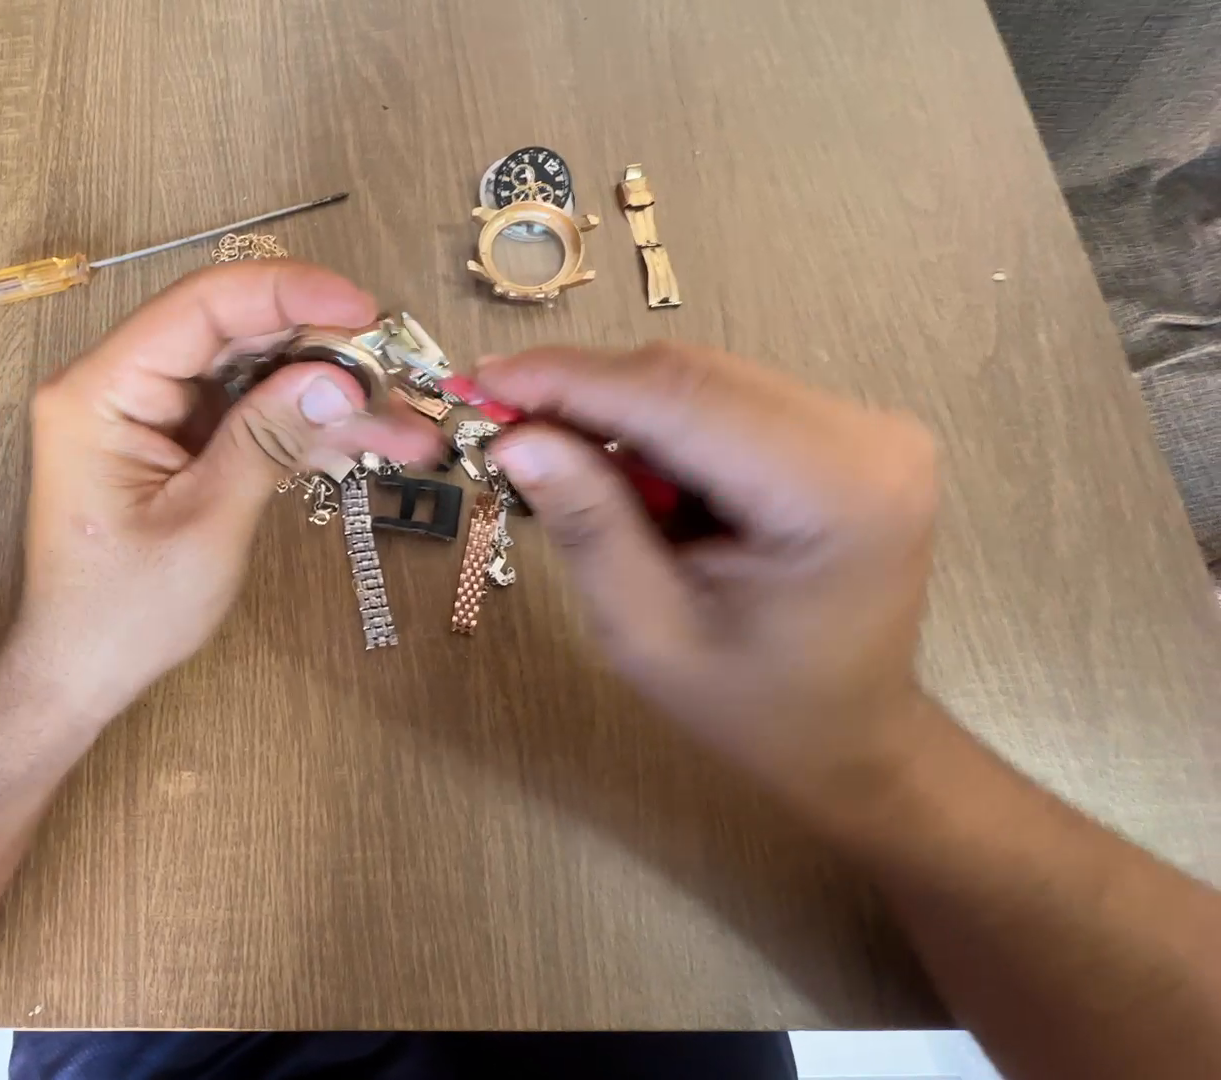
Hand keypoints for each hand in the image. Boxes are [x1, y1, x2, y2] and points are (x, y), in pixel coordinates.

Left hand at [12, 262, 440, 718]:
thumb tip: (337, 378)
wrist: (81, 671)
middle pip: (232, 337)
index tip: (363, 309)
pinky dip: (300, 431)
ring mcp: (149, 416)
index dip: (287, 294)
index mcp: (99, 393)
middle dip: (320, 352)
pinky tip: (365, 444)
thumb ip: (267, 439)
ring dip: (324, 398)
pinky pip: (245, 417)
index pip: (199, 308)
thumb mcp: (205, 524)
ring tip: (403, 426)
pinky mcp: (175, 444)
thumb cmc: (122, 613)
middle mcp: (118, 387)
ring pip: (251, 378)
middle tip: (396, 376)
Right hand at [479, 342, 938, 805]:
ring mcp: (855, 427)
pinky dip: (640, 424)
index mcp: (834, 493)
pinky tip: (605, 465)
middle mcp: (864, 436)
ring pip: (694, 381)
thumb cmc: (744, 701)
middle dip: (579, 390)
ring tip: (541, 448)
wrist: (842, 730)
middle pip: (688, 377)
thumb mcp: (644, 628)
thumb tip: (514, 440)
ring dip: (606, 408)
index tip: (481, 379)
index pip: (678, 400)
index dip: (569, 380)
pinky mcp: (830, 433)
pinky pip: (710, 401)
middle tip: (494, 417)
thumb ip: (586, 524)